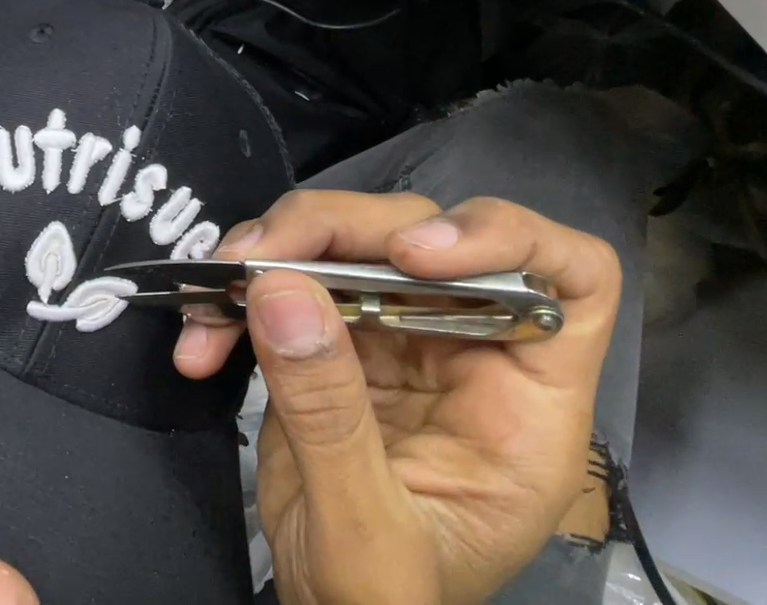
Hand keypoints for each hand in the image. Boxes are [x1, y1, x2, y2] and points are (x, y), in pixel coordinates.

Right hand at [173, 191, 621, 604]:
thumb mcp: (366, 534)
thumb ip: (330, 417)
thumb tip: (281, 289)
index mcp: (522, 402)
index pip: (567, 278)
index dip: (501, 239)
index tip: (409, 254)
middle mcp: (462, 350)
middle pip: (420, 235)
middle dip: (335, 232)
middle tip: (255, 257)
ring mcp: (391, 338)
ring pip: (344, 243)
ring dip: (271, 253)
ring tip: (213, 292)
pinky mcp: (326, 339)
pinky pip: (283, 283)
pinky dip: (235, 299)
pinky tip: (200, 339)